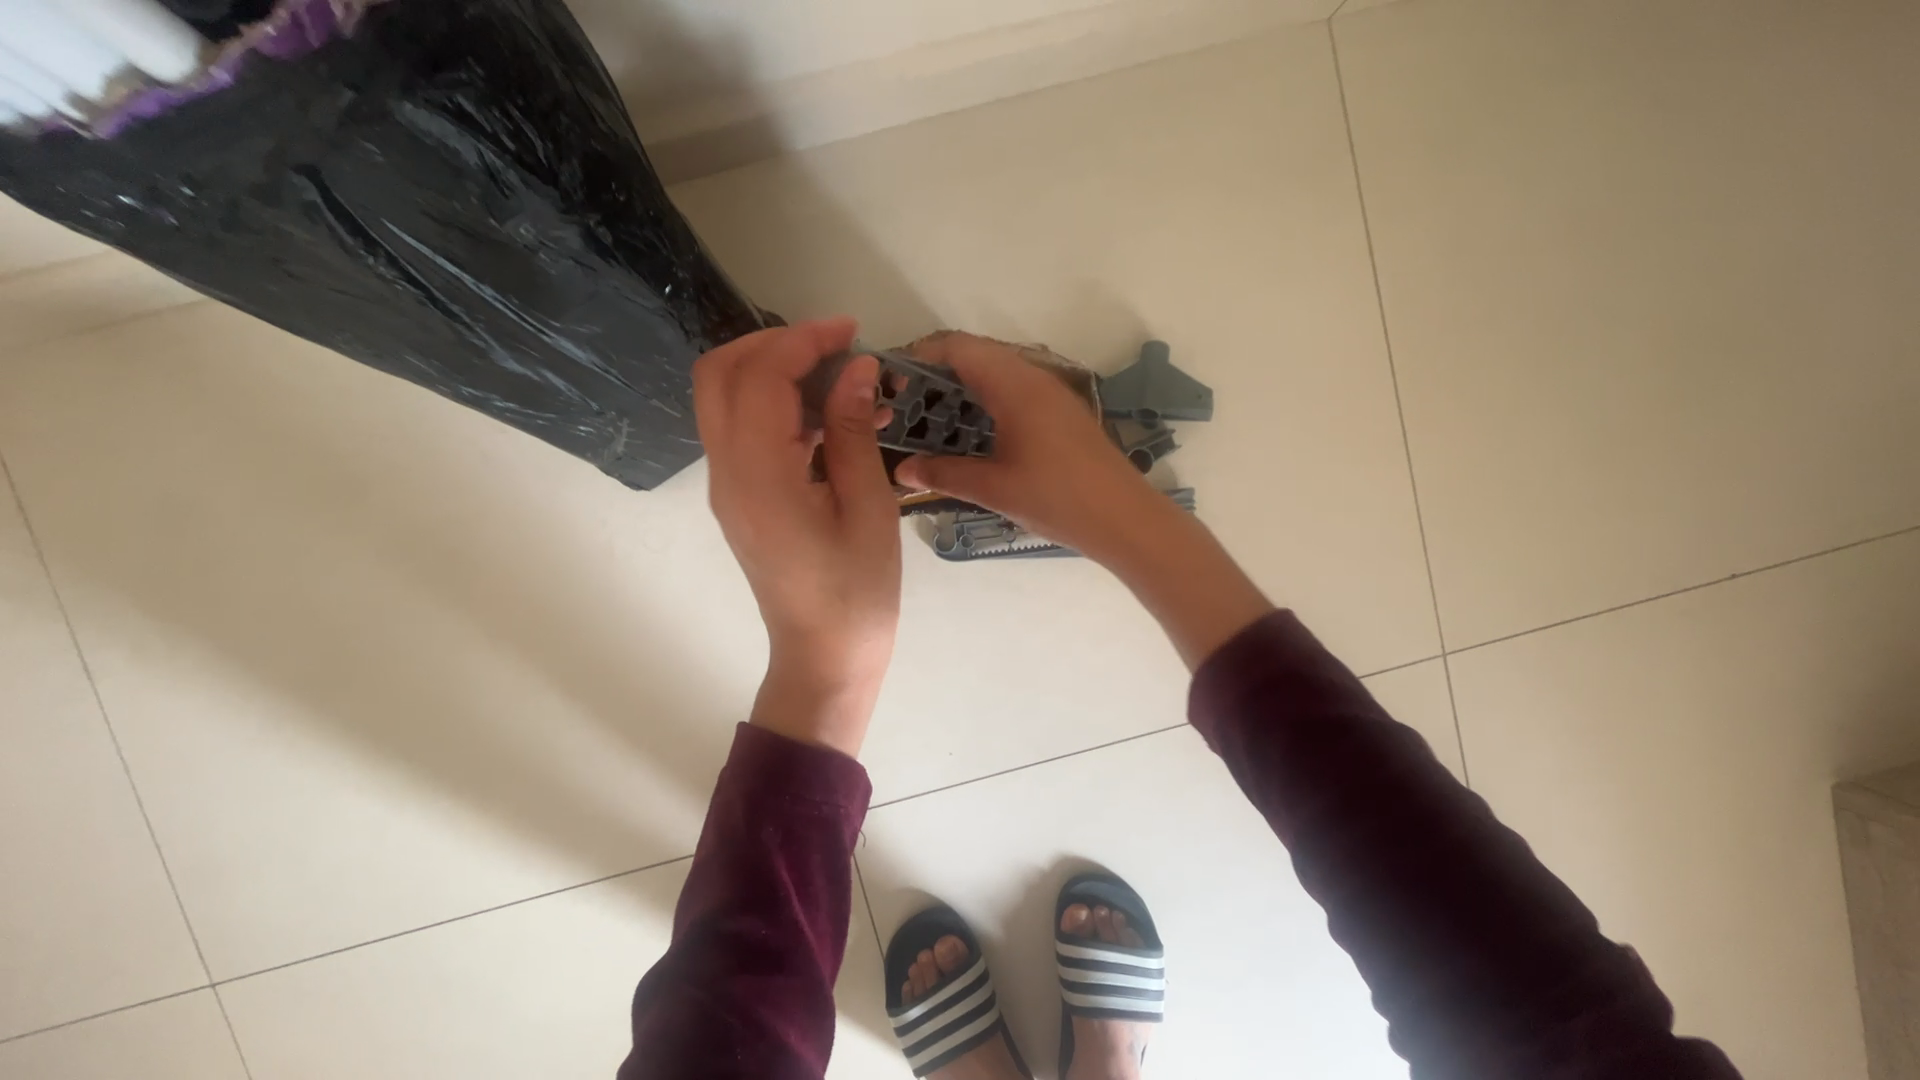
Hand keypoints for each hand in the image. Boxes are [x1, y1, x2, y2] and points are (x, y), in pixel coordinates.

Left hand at [693, 318, 901, 754]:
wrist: (824, 656)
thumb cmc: (856, 591)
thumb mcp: (867, 507)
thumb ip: (850, 430)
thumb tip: (855, 366)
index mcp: (760, 476)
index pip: (761, 376)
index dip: (803, 341)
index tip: (851, 331)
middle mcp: (728, 473)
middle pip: (720, 374)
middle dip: (773, 344)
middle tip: (833, 345)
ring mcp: (727, 486)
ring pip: (726, 399)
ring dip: (775, 373)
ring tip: (844, 383)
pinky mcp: (740, 497)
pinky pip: (744, 431)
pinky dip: (779, 407)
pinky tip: (833, 419)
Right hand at [891, 332, 1172, 564]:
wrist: (1125, 519)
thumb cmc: (1057, 498)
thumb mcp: (993, 488)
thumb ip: (943, 473)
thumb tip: (901, 469)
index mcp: (1014, 385)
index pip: (957, 347)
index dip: (920, 356)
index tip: (892, 383)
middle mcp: (1034, 377)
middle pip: (976, 355)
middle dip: (937, 373)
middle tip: (905, 405)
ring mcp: (1052, 394)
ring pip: (997, 373)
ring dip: (963, 388)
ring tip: (931, 421)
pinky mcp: (1062, 413)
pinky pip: (1014, 390)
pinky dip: (986, 402)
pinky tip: (972, 436)